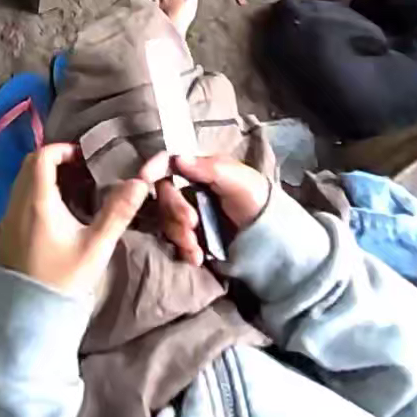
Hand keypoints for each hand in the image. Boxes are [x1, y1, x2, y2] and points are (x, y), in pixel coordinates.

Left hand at [0, 143, 150, 294]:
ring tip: (73, 187)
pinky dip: (36, 191)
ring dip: (45, 175)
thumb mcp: (96, 246)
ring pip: (22, 181)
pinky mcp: (7, 232)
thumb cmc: (65, 279)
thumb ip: (118, 212)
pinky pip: (19, 197)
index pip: (42, 157)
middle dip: (55, 159)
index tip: (84, 157)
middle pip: (29, 164)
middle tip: (81, 169)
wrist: (31, 318)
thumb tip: (140, 182)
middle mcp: (17, 205)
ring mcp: (8, 219)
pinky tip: (58, 209)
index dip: (63, 150)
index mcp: (37, 202)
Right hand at [144, 153, 272, 265]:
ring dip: (179, 234)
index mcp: (199, 169)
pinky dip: (184, 250)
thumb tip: (177, 158)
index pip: (169, 162)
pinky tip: (197, 257)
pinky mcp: (191, 237)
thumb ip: (209, 169)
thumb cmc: (257, 201)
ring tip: (196, 248)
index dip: (154, 167)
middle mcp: (189, 188)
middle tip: (192, 224)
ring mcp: (188, 214)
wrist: (272, 241)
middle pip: (164, 194)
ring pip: (166, 220)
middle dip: (174, 211)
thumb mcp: (239, 180)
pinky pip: (175, 241)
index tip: (144, 178)